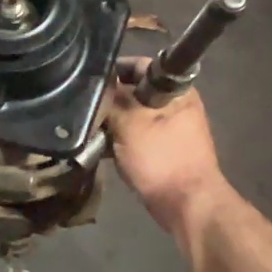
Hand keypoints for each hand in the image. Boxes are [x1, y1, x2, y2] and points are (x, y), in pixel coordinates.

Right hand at [104, 57, 228, 226]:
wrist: (187, 205)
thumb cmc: (161, 159)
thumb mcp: (130, 123)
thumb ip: (113, 99)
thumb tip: (97, 85)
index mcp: (176, 91)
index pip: (140, 66)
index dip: (113, 70)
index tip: (88, 80)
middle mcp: (176, 105)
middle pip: (134, 92)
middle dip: (109, 101)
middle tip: (84, 108)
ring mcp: (171, 129)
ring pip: (132, 116)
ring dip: (111, 123)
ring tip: (88, 130)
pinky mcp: (163, 150)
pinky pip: (135, 136)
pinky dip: (119, 140)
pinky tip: (100, 149)